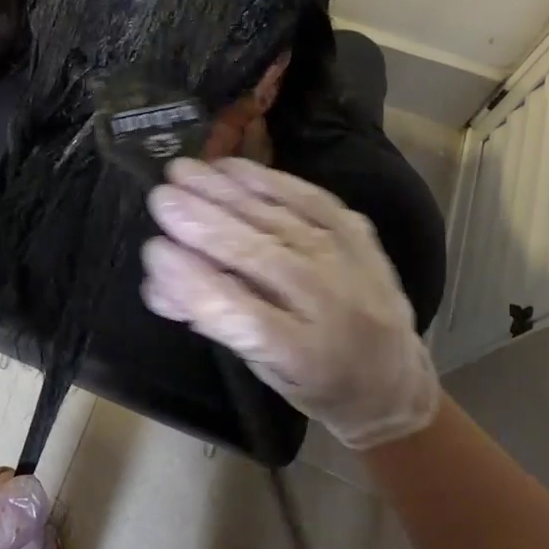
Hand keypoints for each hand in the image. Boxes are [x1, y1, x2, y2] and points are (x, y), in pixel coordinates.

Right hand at [141, 158, 439, 448]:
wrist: (393, 378)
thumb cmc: (314, 382)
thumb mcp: (262, 369)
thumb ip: (213, 321)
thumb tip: (156, 282)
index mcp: (304, 355)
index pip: (243, 315)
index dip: (196, 283)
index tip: (155, 251)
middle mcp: (331, 305)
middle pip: (260, 258)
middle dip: (205, 225)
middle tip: (160, 199)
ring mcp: (348, 263)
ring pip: (279, 220)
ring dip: (224, 192)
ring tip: (181, 172)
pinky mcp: (357, 232)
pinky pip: (306, 197)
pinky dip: (264, 179)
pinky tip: (227, 166)